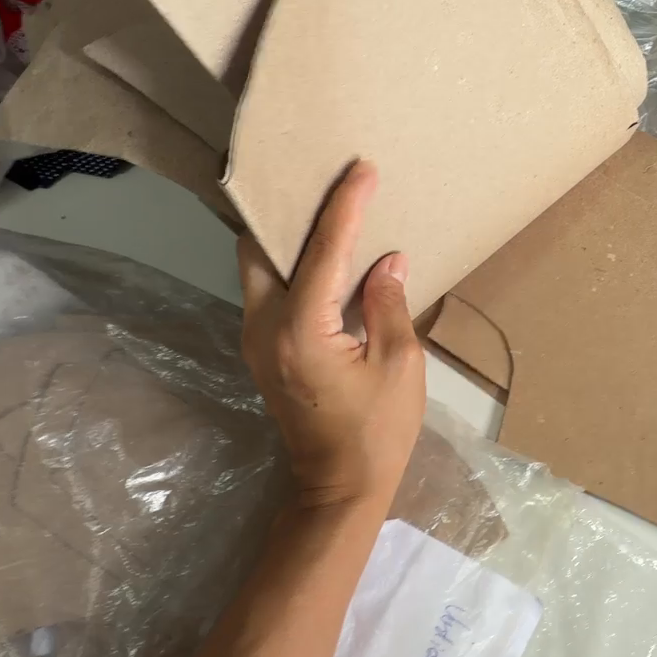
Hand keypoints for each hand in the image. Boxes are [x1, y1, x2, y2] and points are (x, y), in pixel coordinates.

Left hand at [237, 161, 424, 510]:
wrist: (339, 485)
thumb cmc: (378, 429)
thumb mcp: (400, 365)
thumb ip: (389, 306)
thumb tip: (387, 262)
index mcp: (301, 329)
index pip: (323, 252)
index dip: (345, 208)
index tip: (360, 170)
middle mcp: (263, 326)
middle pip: (258, 250)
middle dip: (286, 213)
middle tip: (322, 185)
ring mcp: (255, 339)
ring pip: (256, 268)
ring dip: (285, 238)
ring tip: (323, 213)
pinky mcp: (262, 350)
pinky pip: (267, 289)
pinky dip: (289, 264)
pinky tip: (322, 258)